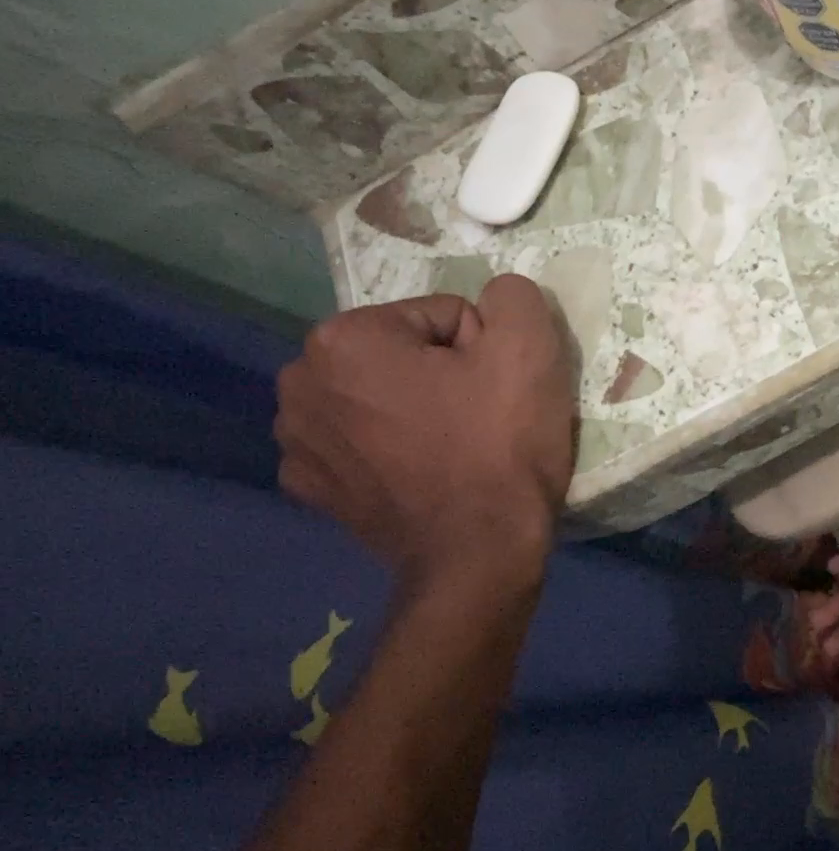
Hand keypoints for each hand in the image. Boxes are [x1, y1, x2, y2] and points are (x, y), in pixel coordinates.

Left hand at [274, 275, 574, 596]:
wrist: (478, 553)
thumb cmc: (500, 446)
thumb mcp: (530, 351)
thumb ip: (514, 298)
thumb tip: (497, 297)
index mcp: (345, 339)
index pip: (443, 316)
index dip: (484, 348)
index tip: (499, 390)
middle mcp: (299, 381)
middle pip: (406, 353)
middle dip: (446, 374)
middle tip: (484, 416)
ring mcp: (296, 441)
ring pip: (382, 395)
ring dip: (419, 407)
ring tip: (457, 446)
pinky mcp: (312, 487)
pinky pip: (361, 441)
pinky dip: (392, 447)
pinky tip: (424, 473)